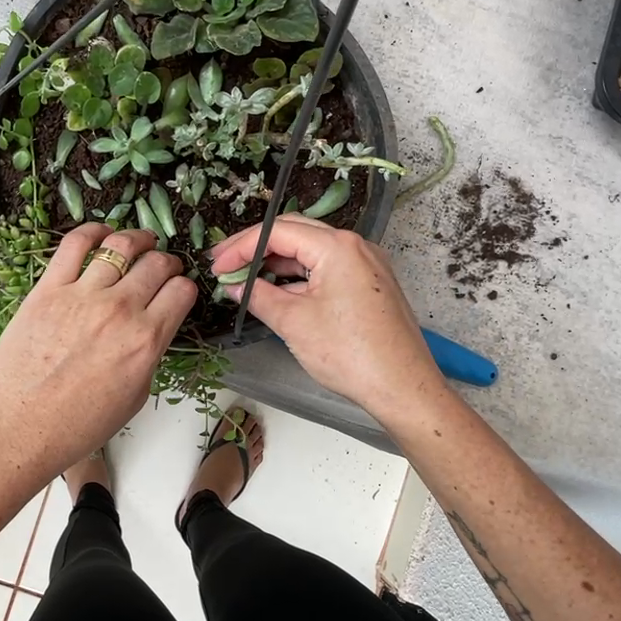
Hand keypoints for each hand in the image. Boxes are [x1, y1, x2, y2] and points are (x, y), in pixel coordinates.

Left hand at [0, 224, 196, 476]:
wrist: (20, 428)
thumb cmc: (76, 425)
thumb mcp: (134, 397)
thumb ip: (148, 356)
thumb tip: (151, 329)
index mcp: (145, 341)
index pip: (182, 291)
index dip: (184, 287)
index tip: (178, 289)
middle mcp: (119, 312)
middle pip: (157, 264)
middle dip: (166, 261)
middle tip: (163, 264)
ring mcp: (82, 296)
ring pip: (121, 246)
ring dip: (138, 239)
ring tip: (140, 240)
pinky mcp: (48, 289)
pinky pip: (75, 244)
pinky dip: (93, 230)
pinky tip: (101, 232)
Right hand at [208, 216, 445, 416]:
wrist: (404, 388)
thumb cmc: (351, 354)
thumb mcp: (293, 323)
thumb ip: (258, 296)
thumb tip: (236, 286)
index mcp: (338, 247)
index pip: (277, 232)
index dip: (240, 247)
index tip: (216, 266)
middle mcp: (355, 247)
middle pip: (295, 233)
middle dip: (256, 247)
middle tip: (224, 264)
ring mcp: (366, 265)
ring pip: (311, 251)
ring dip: (277, 263)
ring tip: (245, 279)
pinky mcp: (369, 284)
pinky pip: (326, 268)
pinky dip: (299, 277)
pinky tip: (277, 292)